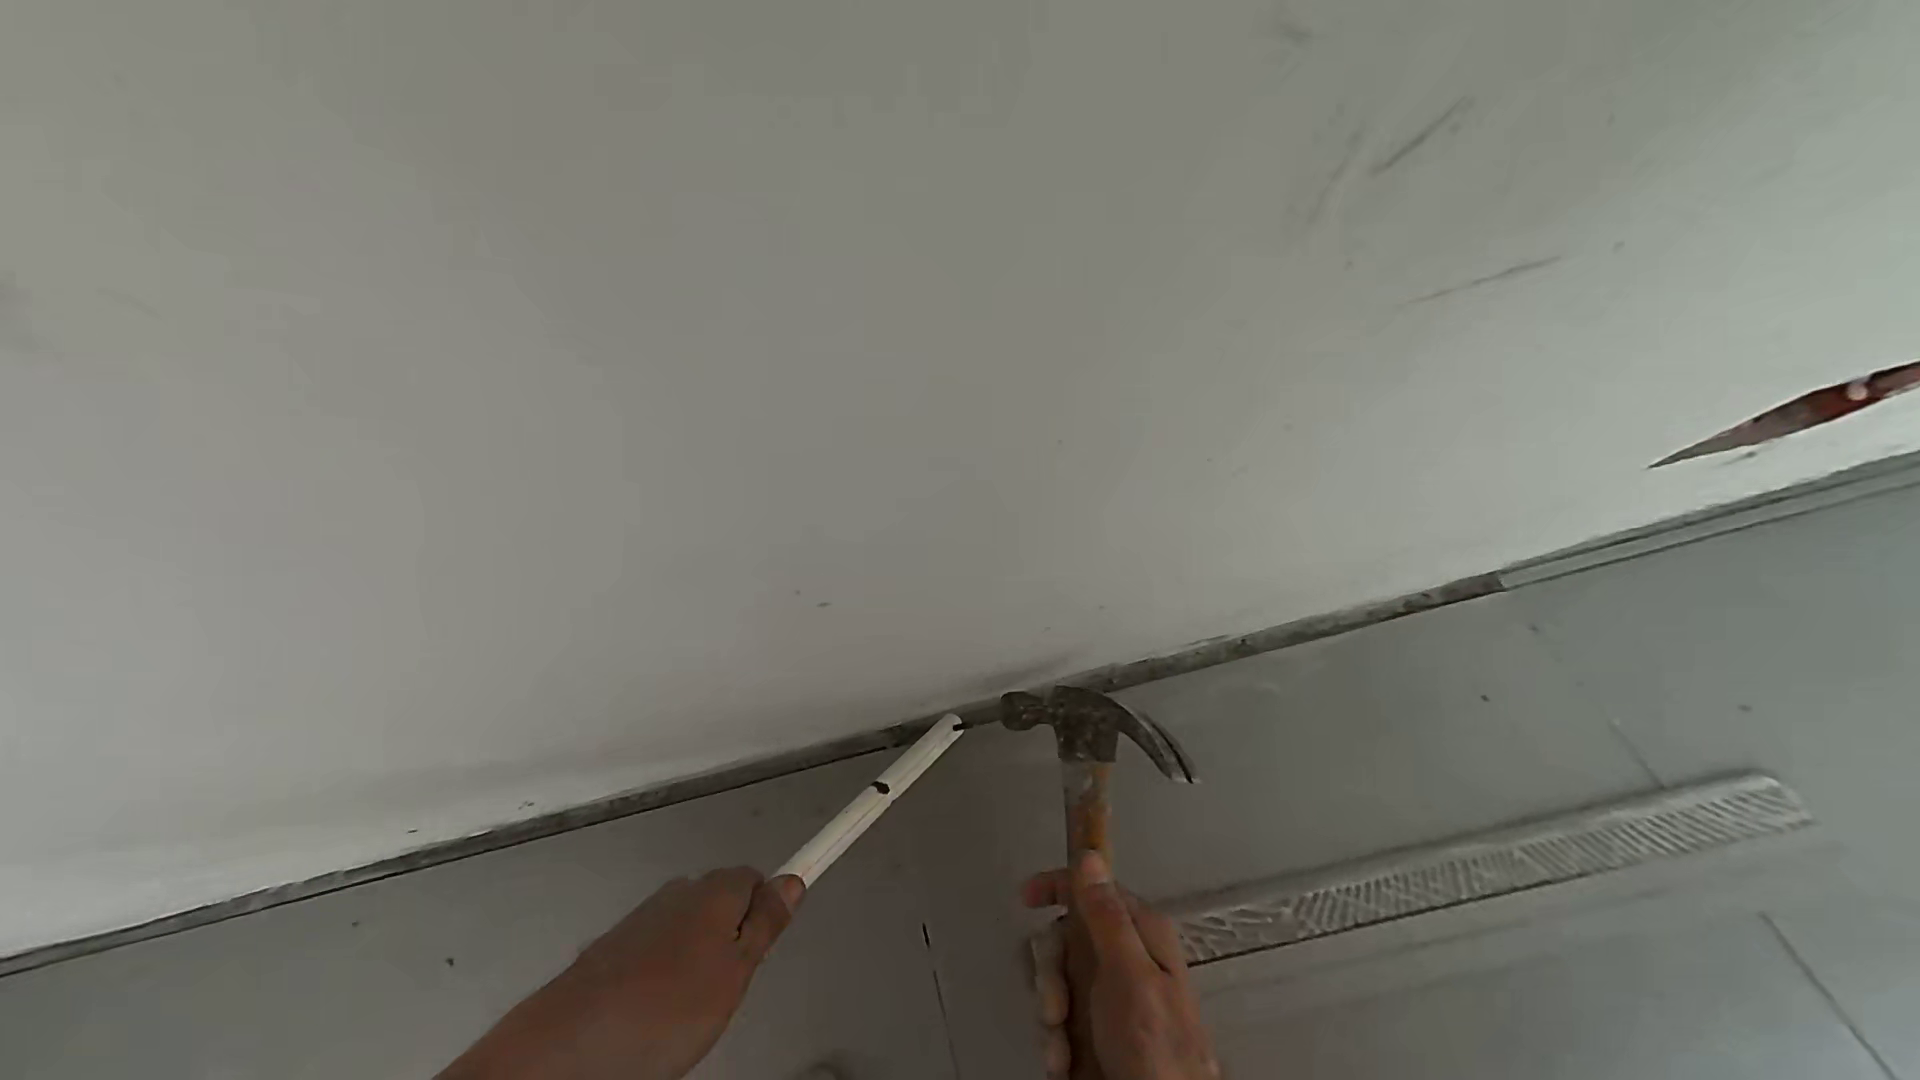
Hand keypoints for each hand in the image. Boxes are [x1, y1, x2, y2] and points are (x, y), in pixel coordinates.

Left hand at [438, 867, 805, 1079]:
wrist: (564, 1050)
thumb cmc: (668, 1008)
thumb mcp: (736, 972)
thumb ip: (766, 923)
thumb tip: (793, 878)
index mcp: (715, 889)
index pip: (756, 878)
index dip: (763, 911)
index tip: (759, 950)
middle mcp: (679, 891)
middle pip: (721, 903)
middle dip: (729, 940)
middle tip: (723, 989)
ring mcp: (641, 918)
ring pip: (686, 932)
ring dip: (693, 961)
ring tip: (684, 1012)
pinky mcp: (610, 948)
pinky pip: (654, 952)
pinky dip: (659, 976)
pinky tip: (649, 1016)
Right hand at [1021, 853, 1218, 1079]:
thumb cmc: (1153, 1047)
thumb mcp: (1130, 977)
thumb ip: (1106, 916)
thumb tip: (1089, 855)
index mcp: (1140, 932)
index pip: (1093, 887)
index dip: (1058, 886)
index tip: (1027, 898)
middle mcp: (1124, 955)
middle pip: (1065, 935)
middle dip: (1050, 972)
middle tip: (1055, 1007)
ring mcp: (1109, 993)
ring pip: (1056, 975)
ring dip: (1050, 1011)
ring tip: (1061, 1048)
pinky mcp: (1095, 1026)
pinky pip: (1057, 1013)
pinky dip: (1055, 1038)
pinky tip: (1064, 1061)